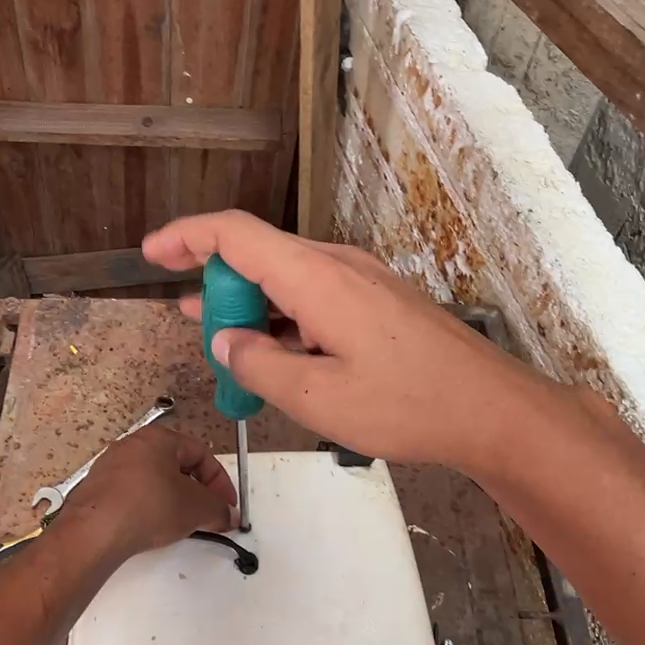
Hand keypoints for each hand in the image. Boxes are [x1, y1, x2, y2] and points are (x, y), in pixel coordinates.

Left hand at [57, 426, 237, 561]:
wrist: (94, 530)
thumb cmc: (150, 506)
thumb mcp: (197, 508)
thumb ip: (219, 509)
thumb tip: (229, 515)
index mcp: (159, 437)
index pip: (201, 453)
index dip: (220, 481)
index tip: (227, 507)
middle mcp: (132, 444)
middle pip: (176, 465)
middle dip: (196, 492)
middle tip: (207, 515)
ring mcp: (110, 466)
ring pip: (153, 480)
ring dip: (172, 500)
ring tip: (180, 525)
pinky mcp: (95, 489)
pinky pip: (131, 494)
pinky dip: (147, 508)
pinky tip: (150, 528)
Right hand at [142, 211, 554, 475]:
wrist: (492, 410)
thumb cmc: (408, 405)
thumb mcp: (317, 398)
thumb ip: (258, 366)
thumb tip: (225, 340)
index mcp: (317, 278)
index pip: (237, 234)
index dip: (187, 236)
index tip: (152, 253)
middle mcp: (338, 265)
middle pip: (260, 252)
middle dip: (215, 279)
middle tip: (187, 317)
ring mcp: (362, 281)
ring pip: (286, 276)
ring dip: (248, 302)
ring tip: (214, 331)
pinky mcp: (377, 301)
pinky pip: (314, 294)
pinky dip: (281, 315)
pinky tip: (270, 346)